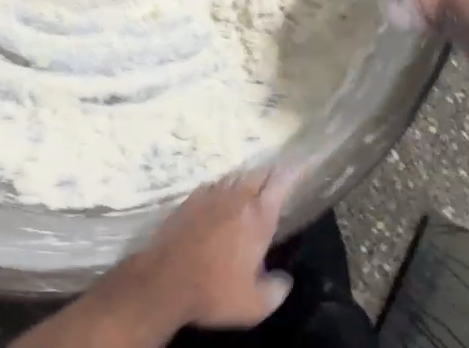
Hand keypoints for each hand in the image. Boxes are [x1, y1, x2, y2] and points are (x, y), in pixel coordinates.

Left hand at [116, 169, 296, 330]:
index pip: (281, 183)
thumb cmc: (215, 291)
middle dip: (271, 173)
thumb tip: (284, 279)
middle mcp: (236, 198)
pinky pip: (214, 185)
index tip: (303, 164)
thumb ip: (276, 290)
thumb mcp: (255, 304)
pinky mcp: (189, 200)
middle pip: (258, 173)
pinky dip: (224, 188)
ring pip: (235, 177)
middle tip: (279, 178)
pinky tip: (221, 199)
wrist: (165, 280)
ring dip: (247, 179)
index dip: (294, 171)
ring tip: (253, 187)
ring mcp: (210, 195)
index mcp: (258, 217)